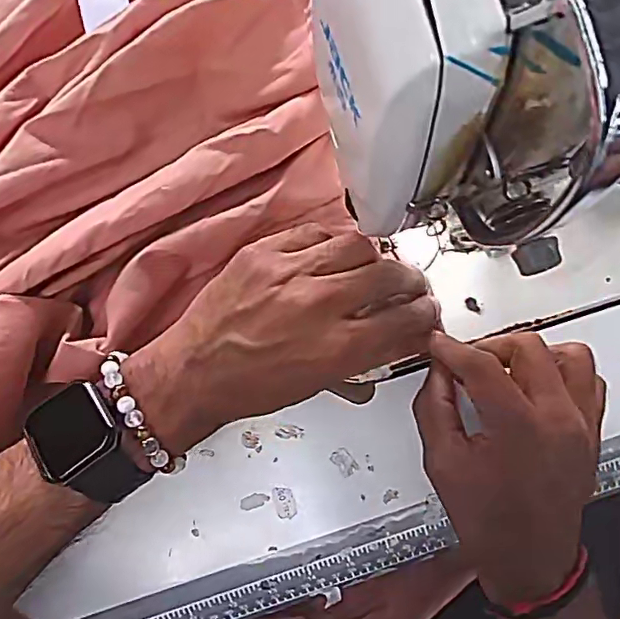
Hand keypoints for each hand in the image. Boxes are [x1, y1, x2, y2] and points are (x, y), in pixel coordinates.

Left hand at [125, 225, 439, 451]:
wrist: (193, 371)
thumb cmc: (249, 387)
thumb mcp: (316, 385)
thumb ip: (361, 361)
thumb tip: (393, 343)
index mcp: (335, 349)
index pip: (404, 321)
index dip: (424, 316)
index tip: (426, 314)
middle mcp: (317, 305)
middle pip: (389, 275)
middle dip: (410, 282)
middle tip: (410, 287)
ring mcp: (289, 272)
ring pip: (358, 245)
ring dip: (377, 256)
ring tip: (375, 266)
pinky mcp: (264, 252)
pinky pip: (316, 231)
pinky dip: (335, 241)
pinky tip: (336, 253)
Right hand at [414, 332, 605, 607]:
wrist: (530, 559)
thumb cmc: (491, 524)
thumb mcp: (442, 462)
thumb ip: (434, 408)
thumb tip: (438, 375)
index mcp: (518, 427)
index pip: (483, 363)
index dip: (454, 349)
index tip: (442, 347)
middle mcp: (558, 419)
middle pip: (528, 346)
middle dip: (490, 346)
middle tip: (469, 361)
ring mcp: (581, 425)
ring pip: (570, 355)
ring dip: (534, 353)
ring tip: (508, 368)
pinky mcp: (592, 432)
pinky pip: (590, 381)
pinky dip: (564, 373)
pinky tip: (540, 385)